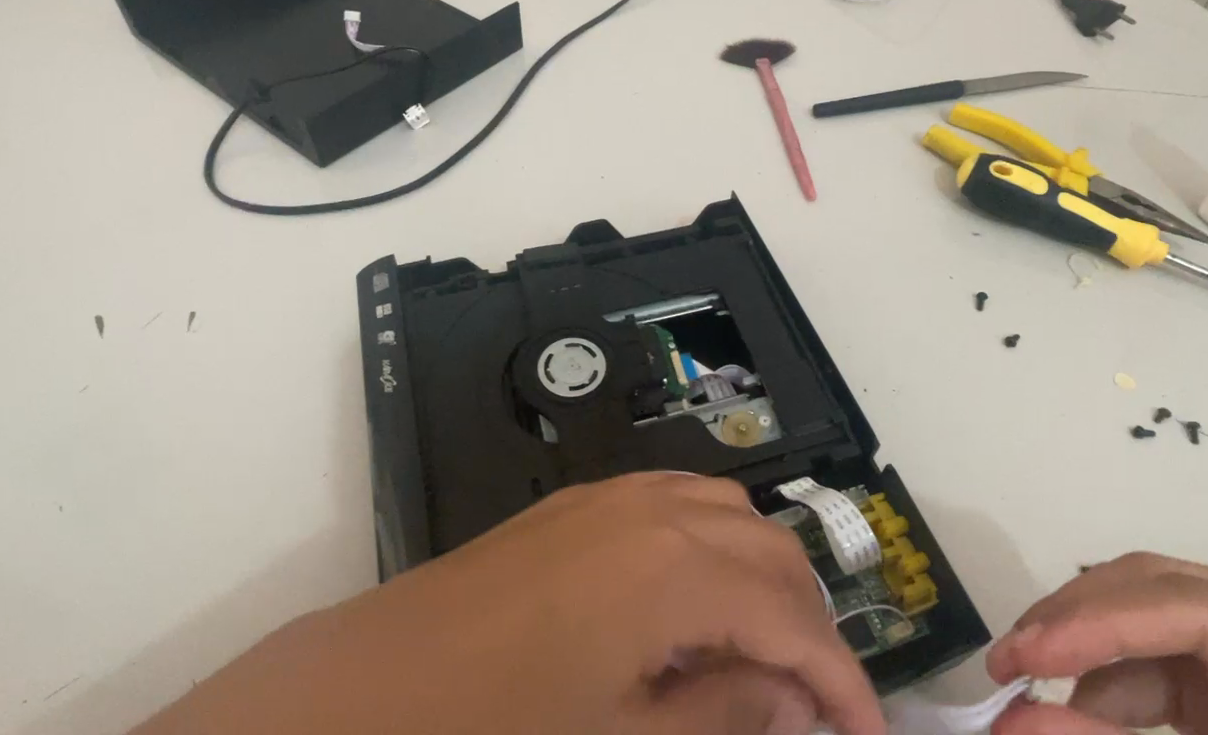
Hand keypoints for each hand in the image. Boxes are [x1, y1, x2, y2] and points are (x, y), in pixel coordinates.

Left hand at [133, 473, 883, 734]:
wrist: (364, 689)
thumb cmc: (498, 727)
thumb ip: (723, 713)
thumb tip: (793, 699)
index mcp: (675, 566)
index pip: (791, 617)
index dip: (843, 682)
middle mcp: (653, 508)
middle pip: (769, 548)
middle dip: (807, 621)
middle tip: (815, 702)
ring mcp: (610, 496)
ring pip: (726, 510)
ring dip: (760, 573)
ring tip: (761, 651)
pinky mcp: (575, 504)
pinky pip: (673, 500)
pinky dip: (709, 543)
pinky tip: (695, 601)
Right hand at [985, 553, 1207, 734]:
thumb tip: (1010, 723)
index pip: (1193, 607)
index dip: (1096, 624)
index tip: (1019, 657)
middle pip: (1163, 589)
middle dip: (1075, 623)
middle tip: (1003, 666)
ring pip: (1151, 612)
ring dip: (1083, 649)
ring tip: (1021, 686)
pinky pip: (1164, 656)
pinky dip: (1111, 681)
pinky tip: (1073, 708)